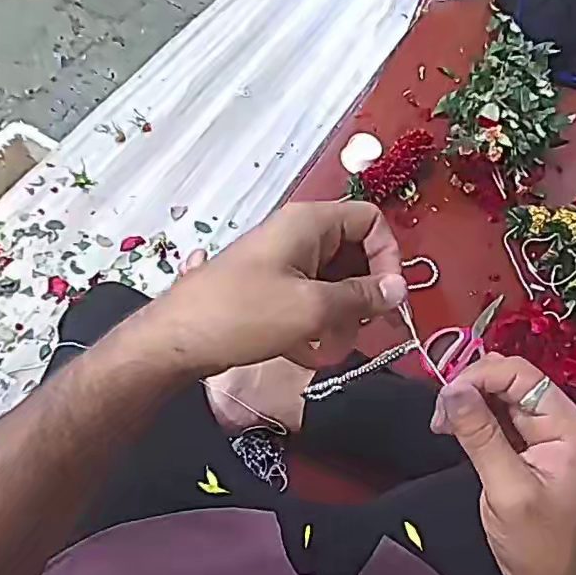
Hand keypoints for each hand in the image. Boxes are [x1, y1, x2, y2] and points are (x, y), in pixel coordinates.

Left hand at [132, 202, 406, 376]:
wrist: (175, 342)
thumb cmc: (243, 315)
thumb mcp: (312, 307)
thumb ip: (362, 297)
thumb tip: (400, 289)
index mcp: (310, 223)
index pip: (371, 222)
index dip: (388, 256)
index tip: (388, 297)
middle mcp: (300, 235)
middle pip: (356, 256)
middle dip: (363, 298)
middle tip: (363, 330)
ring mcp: (285, 263)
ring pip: (336, 284)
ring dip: (340, 320)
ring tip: (328, 349)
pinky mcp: (273, 289)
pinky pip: (312, 300)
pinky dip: (316, 326)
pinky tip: (305, 352)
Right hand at [432, 354, 575, 574]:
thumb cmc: (538, 546)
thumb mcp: (507, 490)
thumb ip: (480, 435)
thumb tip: (453, 389)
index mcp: (568, 426)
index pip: (522, 375)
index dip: (481, 375)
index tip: (446, 394)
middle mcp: (558, 420)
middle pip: (510, 377)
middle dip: (471, 386)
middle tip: (440, 413)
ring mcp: (542, 430)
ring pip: (499, 391)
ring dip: (467, 399)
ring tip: (443, 423)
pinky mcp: (525, 441)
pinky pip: (496, 411)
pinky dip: (471, 414)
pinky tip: (453, 427)